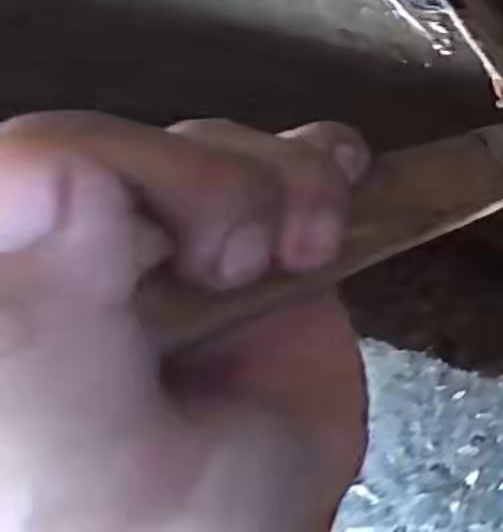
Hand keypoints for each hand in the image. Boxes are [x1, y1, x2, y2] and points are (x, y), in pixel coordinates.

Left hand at [0, 112, 368, 531]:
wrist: (261, 531)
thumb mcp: (90, 465)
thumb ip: (42, 341)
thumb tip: (51, 176)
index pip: (21, 167)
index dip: (120, 176)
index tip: (190, 258)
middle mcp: (65, 264)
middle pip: (140, 145)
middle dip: (229, 187)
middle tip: (253, 267)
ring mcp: (168, 246)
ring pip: (227, 142)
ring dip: (297, 184)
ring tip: (310, 257)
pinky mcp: (262, 235)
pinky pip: (300, 147)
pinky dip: (335, 162)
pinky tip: (339, 217)